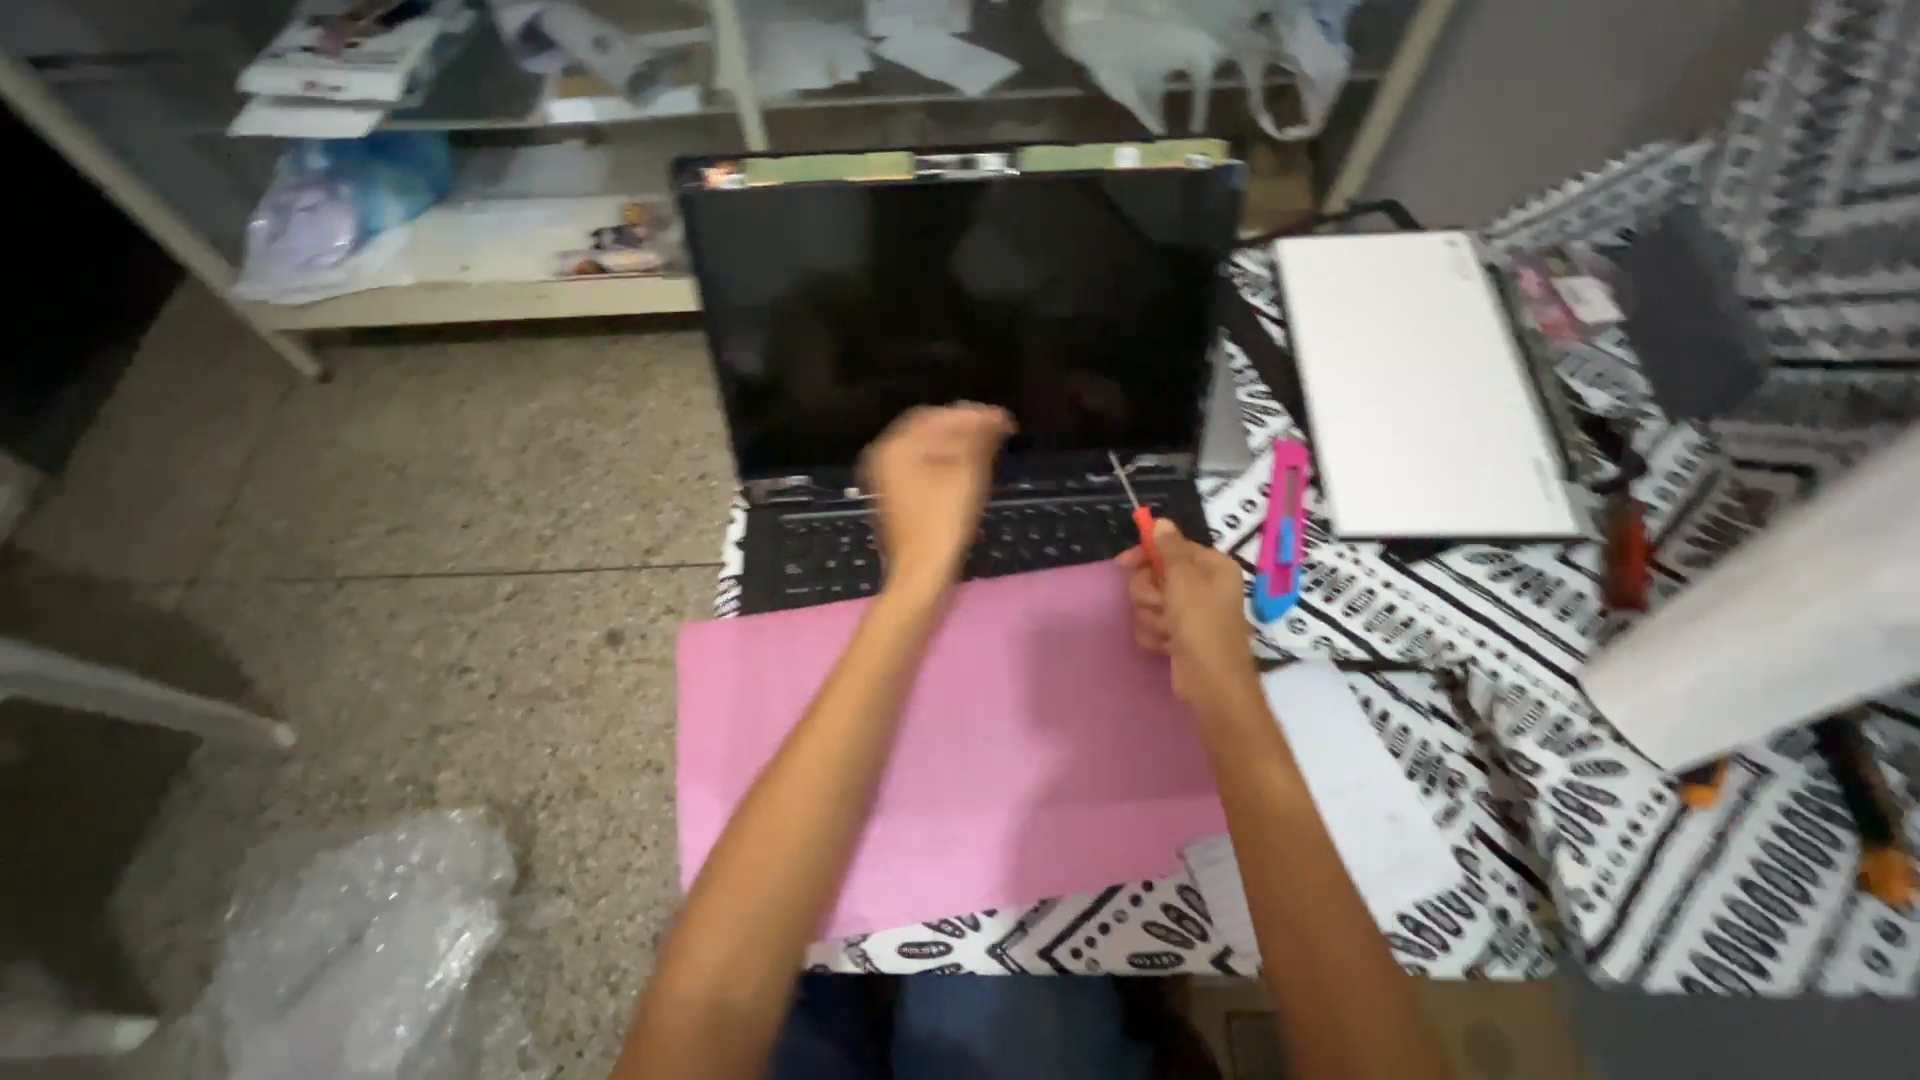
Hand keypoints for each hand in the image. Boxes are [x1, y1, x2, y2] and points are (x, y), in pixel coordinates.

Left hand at [861, 403, 1013, 590]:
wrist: (922, 573)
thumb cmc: (943, 522)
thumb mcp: (967, 474)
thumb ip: (979, 438)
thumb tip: (994, 416)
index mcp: (895, 447)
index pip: (937, 416)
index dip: (972, 414)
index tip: (1004, 420)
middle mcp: (884, 458)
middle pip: (929, 431)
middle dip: (964, 429)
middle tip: (999, 433)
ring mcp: (887, 480)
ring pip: (927, 450)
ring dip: (957, 446)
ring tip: (990, 449)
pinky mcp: (897, 498)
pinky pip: (923, 469)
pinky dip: (946, 464)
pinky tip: (969, 470)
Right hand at [1118, 519, 1260, 716]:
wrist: (1210, 681)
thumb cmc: (1201, 625)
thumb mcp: (1184, 579)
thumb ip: (1170, 548)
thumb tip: (1161, 522)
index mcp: (1211, 566)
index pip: (1170, 548)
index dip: (1146, 555)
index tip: (1122, 564)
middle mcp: (1203, 586)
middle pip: (1155, 576)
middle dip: (1149, 594)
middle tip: (1161, 605)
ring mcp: (1190, 612)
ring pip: (1149, 602)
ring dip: (1152, 617)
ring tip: (1168, 631)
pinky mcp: (1178, 635)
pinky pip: (1151, 624)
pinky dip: (1155, 635)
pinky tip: (1167, 646)